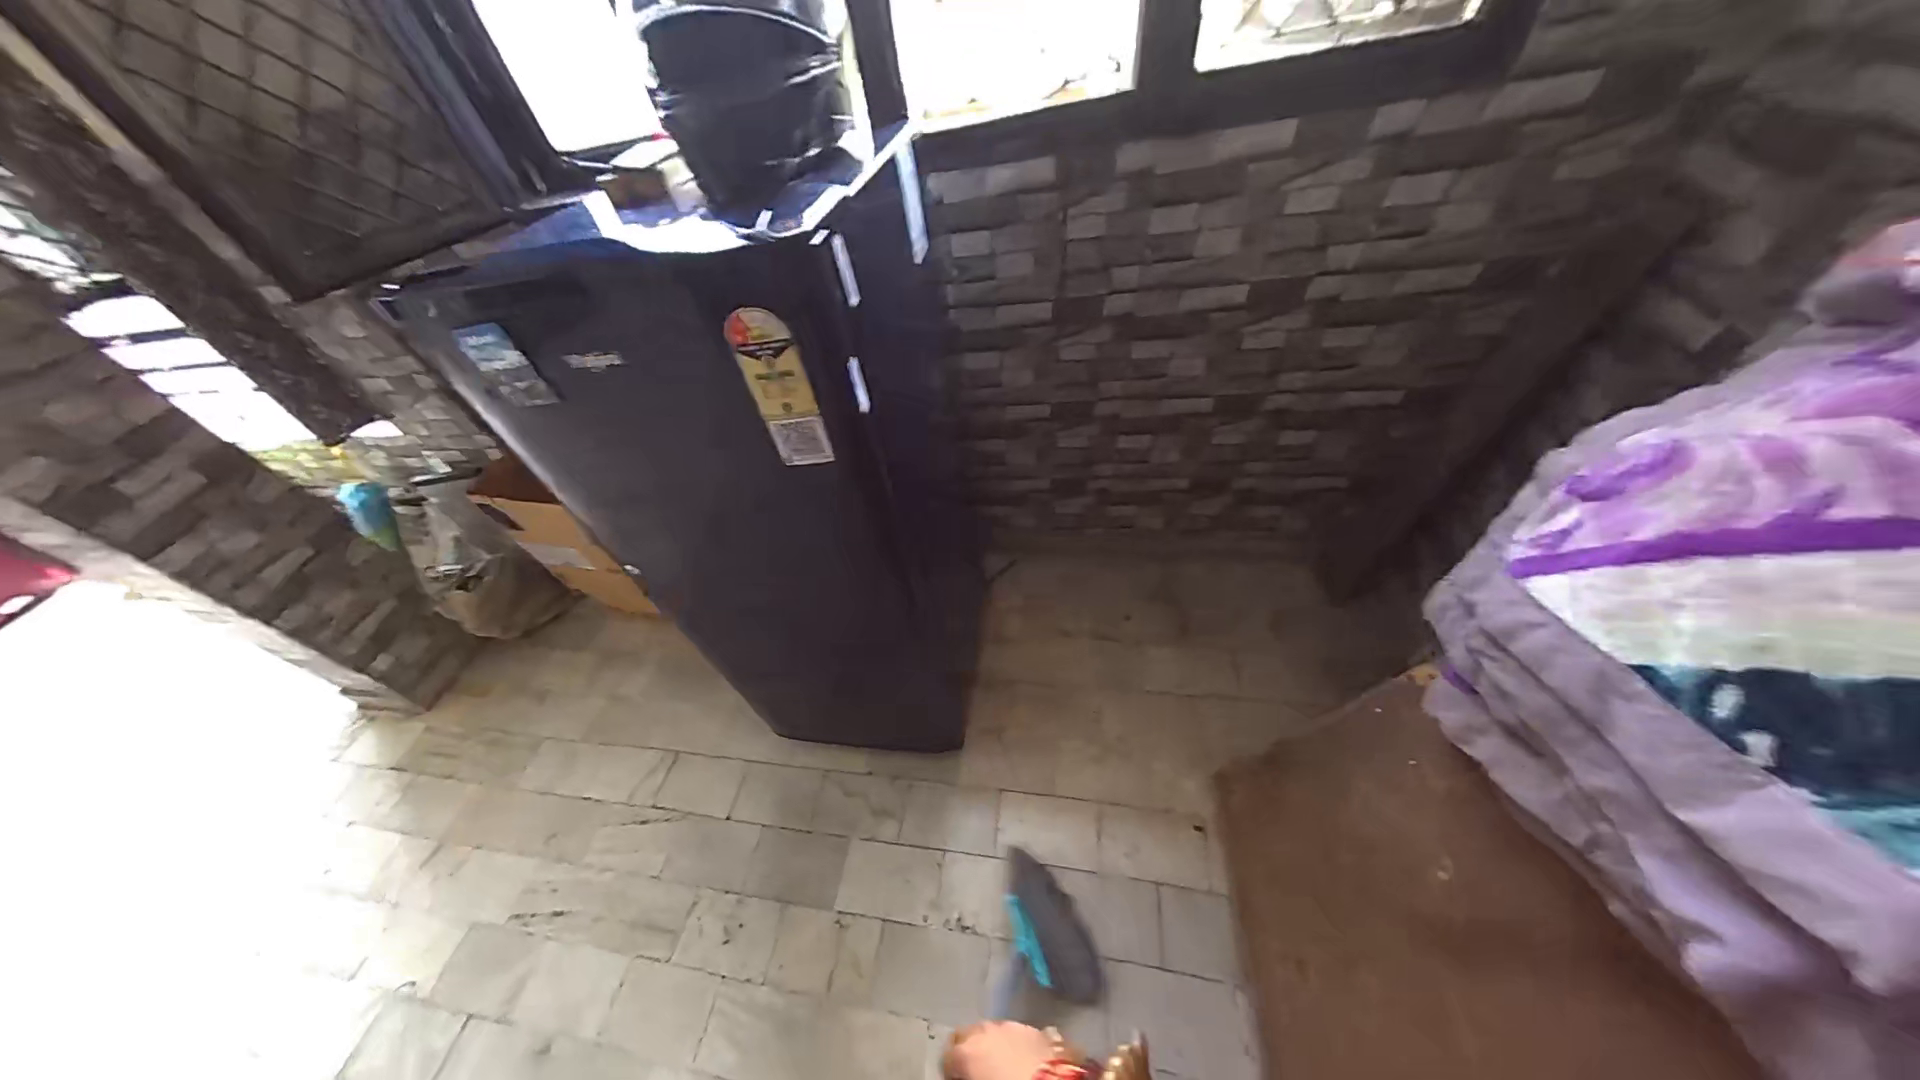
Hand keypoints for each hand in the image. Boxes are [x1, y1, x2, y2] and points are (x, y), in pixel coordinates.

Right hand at [943, 1021, 1057, 1079]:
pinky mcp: (1040, 1033)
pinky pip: (1021, 1037)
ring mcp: (1016, 1027)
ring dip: (996, 1045)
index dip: (950, 1070)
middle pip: (970, 1035)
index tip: (955, 1078)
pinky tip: (1024, 1061)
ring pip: (997, 1032)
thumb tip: (964, 1074)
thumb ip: (965, 1075)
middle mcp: (988, 1031)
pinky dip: (1018, 1046)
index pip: (947, 1056)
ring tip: (1003, 1067)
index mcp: (968, 1050)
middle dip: (971, 1049)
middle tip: (976, 1070)